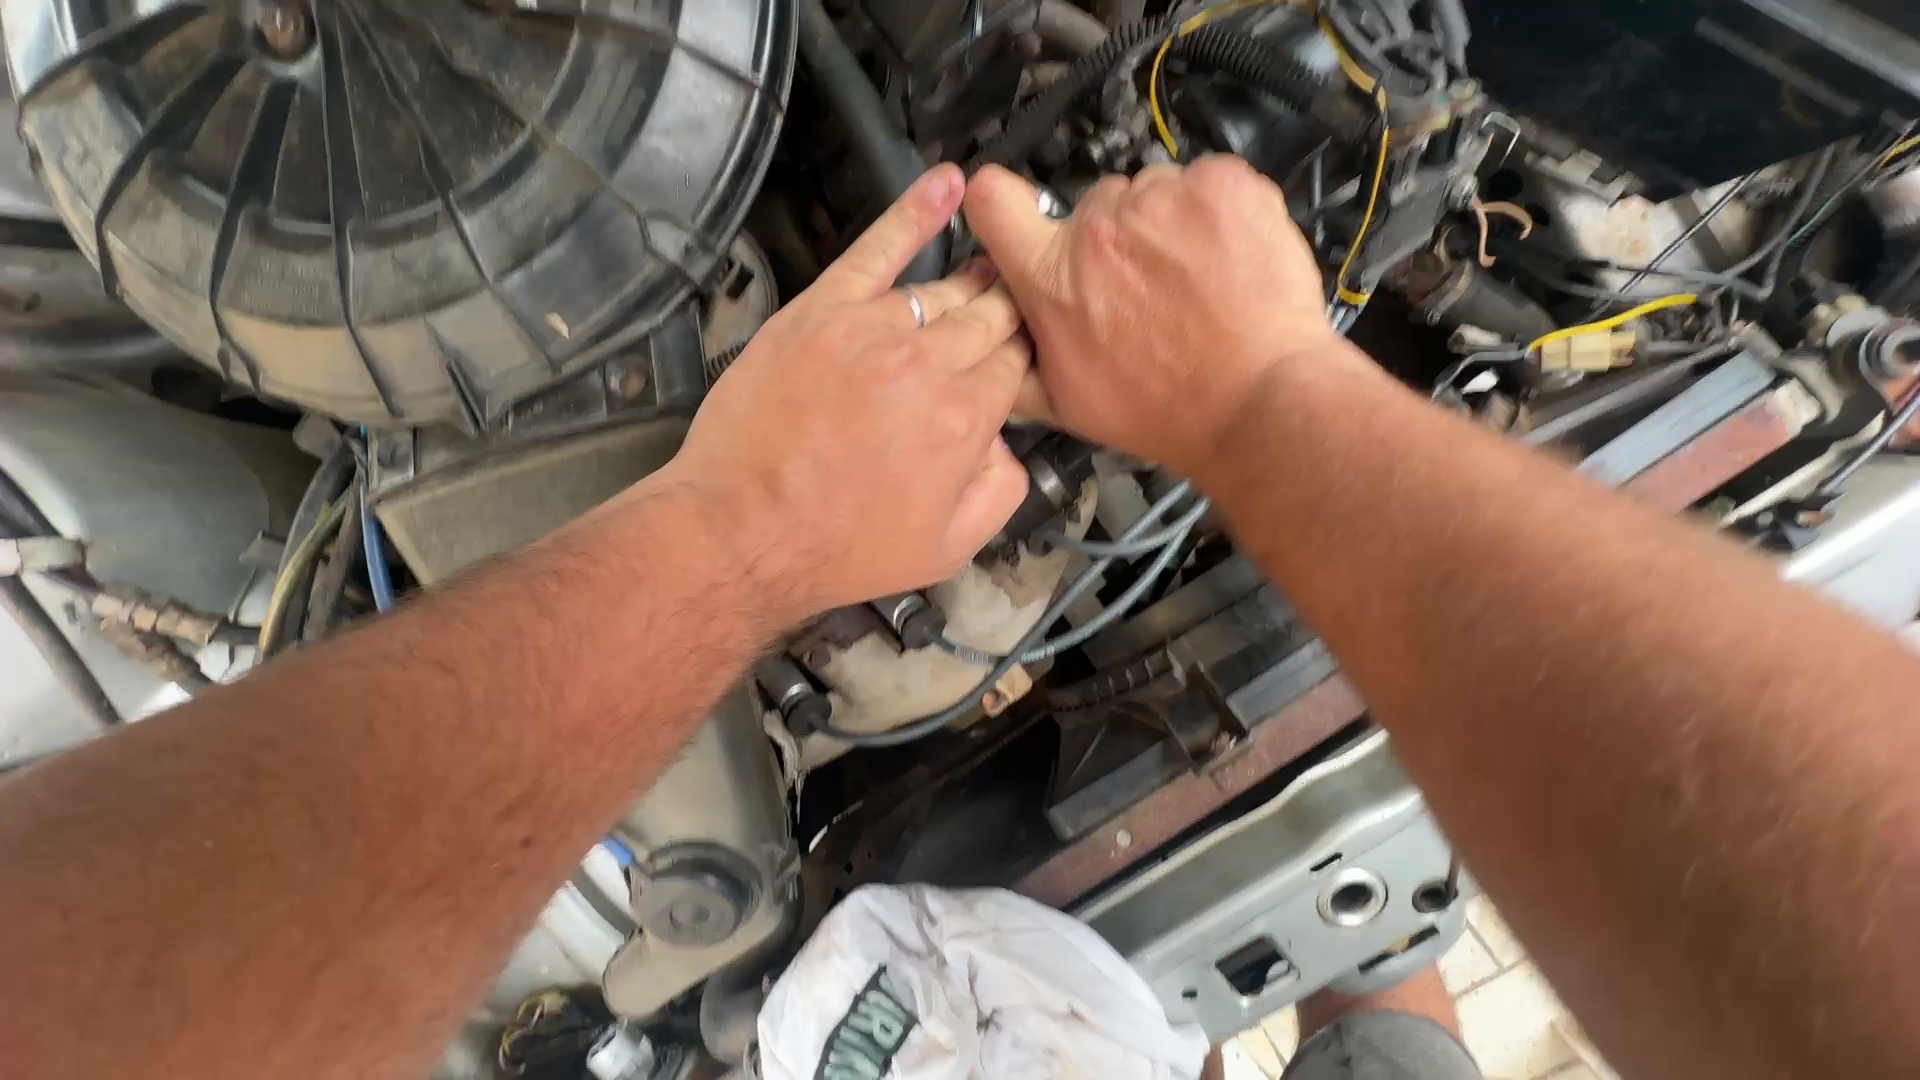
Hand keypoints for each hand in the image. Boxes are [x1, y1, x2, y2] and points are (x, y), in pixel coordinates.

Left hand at [652, 165, 1032, 622]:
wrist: (744, 529)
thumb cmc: (844, 546)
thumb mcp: (950, 547)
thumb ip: (1001, 488)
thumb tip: (1007, 440)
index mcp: (967, 419)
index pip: (1014, 363)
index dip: (1019, 359)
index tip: (1017, 358)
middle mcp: (930, 363)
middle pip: (987, 318)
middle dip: (1007, 313)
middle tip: (1016, 306)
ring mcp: (874, 328)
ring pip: (943, 290)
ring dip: (974, 281)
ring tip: (994, 267)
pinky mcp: (823, 309)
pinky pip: (878, 248)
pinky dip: (914, 211)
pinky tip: (949, 183)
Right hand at [965, 158, 1348, 477]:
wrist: (1255, 402)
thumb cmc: (1160, 410)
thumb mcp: (1065, 406)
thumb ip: (1015, 364)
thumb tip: (993, 341)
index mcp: (1053, 278)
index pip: (992, 200)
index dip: (1001, 205)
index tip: (1021, 217)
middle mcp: (1099, 227)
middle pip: (1091, 206)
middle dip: (1110, 239)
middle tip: (1144, 289)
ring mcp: (1162, 198)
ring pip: (1151, 194)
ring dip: (1164, 226)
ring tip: (1192, 282)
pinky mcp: (1221, 185)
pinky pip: (1203, 182)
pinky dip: (1213, 213)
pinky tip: (1224, 261)